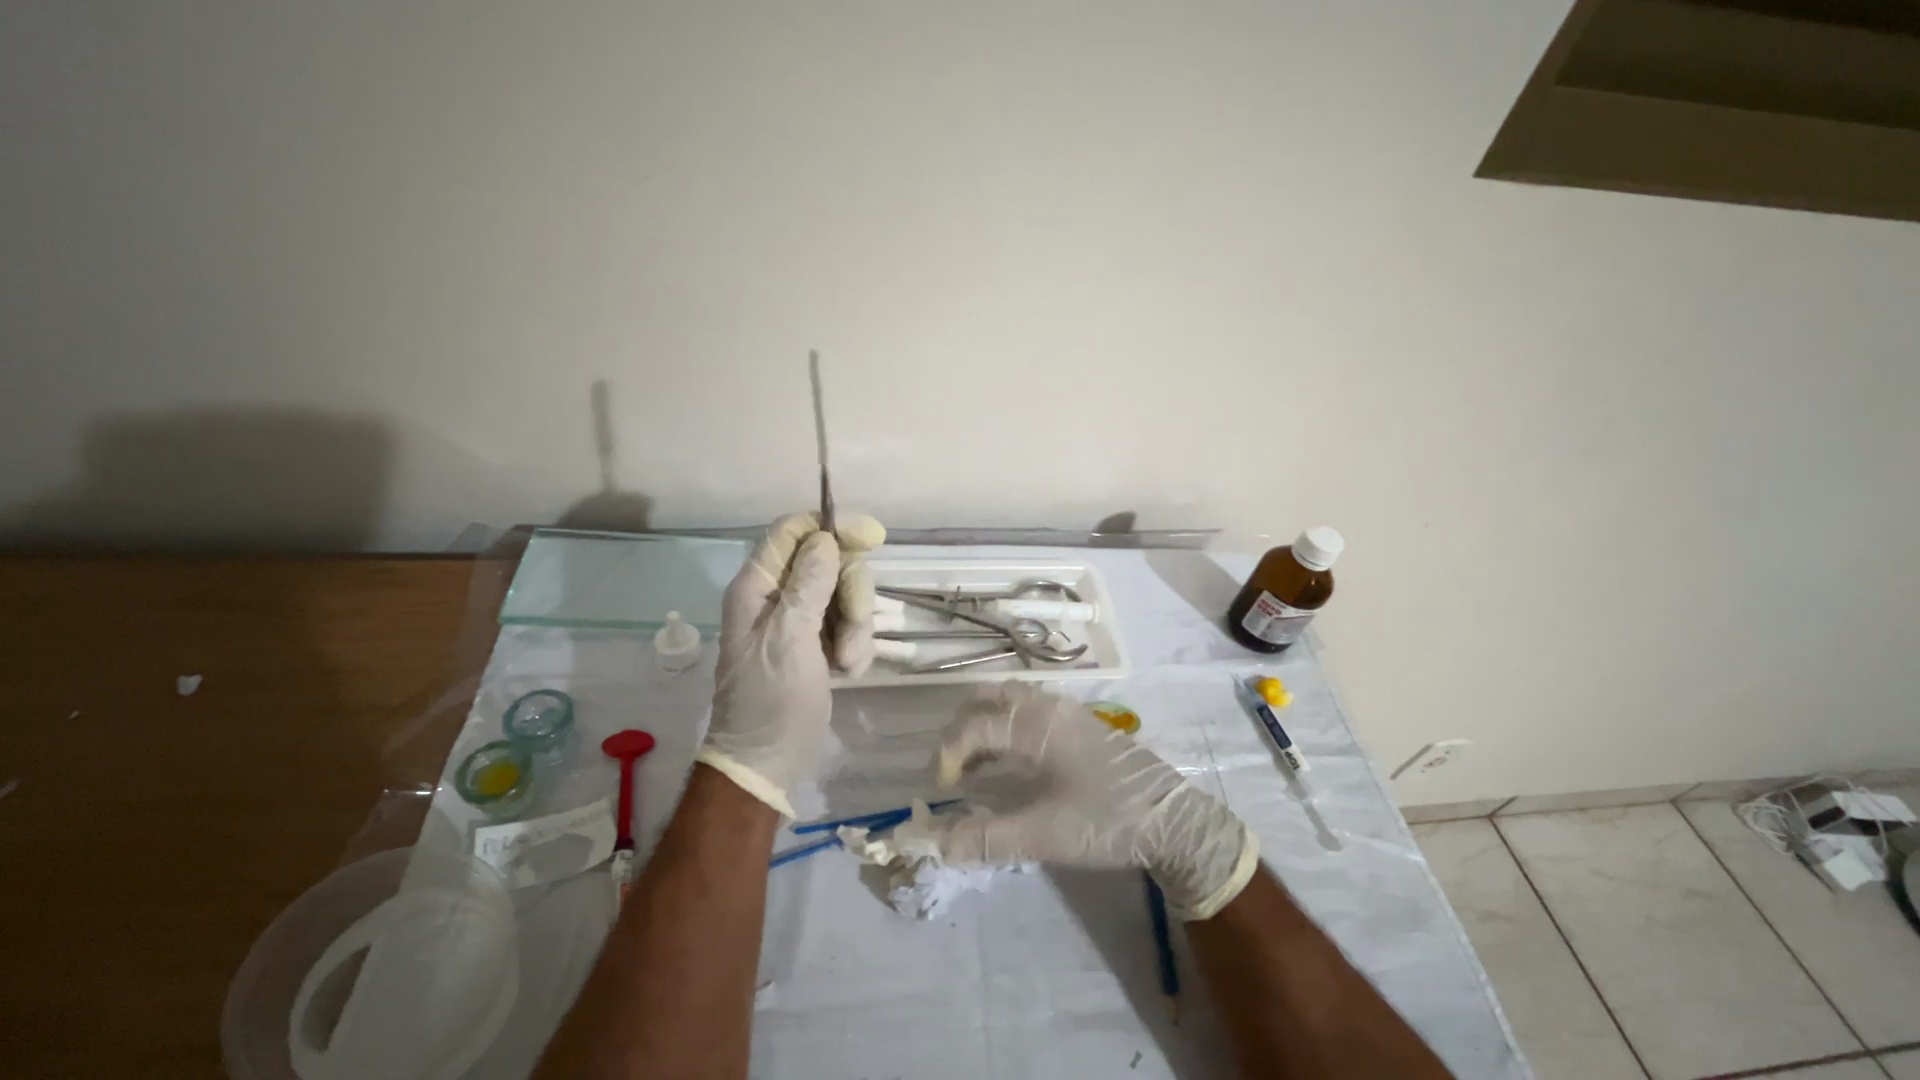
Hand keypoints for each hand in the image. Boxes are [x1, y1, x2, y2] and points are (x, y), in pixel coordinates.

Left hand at [695, 511, 884, 817]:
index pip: (793, 531)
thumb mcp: (790, 639)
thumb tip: (824, 537)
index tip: (871, 539)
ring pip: (845, 596)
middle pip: (830, 563)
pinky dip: (854, 647)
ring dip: (856, 628)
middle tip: (852, 627)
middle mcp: (778, 596)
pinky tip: (847, 672)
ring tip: (847, 663)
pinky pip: (848, 626)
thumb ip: (808, 584)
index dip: (832, 528)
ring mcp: (799, 621)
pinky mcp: (817, 645)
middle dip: (851, 595)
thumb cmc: (771, 702)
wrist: (767, 764)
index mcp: (758, 587)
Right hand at [925, 682, 1258, 919]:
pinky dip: (1008, 729)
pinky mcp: (1084, 727)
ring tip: (975, 769)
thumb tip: (939, 846)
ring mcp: (1070, 714)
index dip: (948, 754)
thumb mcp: (1044, 836)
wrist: (1175, 822)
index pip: (975, 725)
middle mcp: (1051, 708)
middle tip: (952, 770)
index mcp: (1038, 725)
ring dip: (985, 727)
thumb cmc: (1108, 822)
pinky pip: (1032, 712)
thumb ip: (988, 838)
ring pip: (1012, 702)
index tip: (941, 789)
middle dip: (962, 730)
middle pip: (990, 700)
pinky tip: (1011, 764)